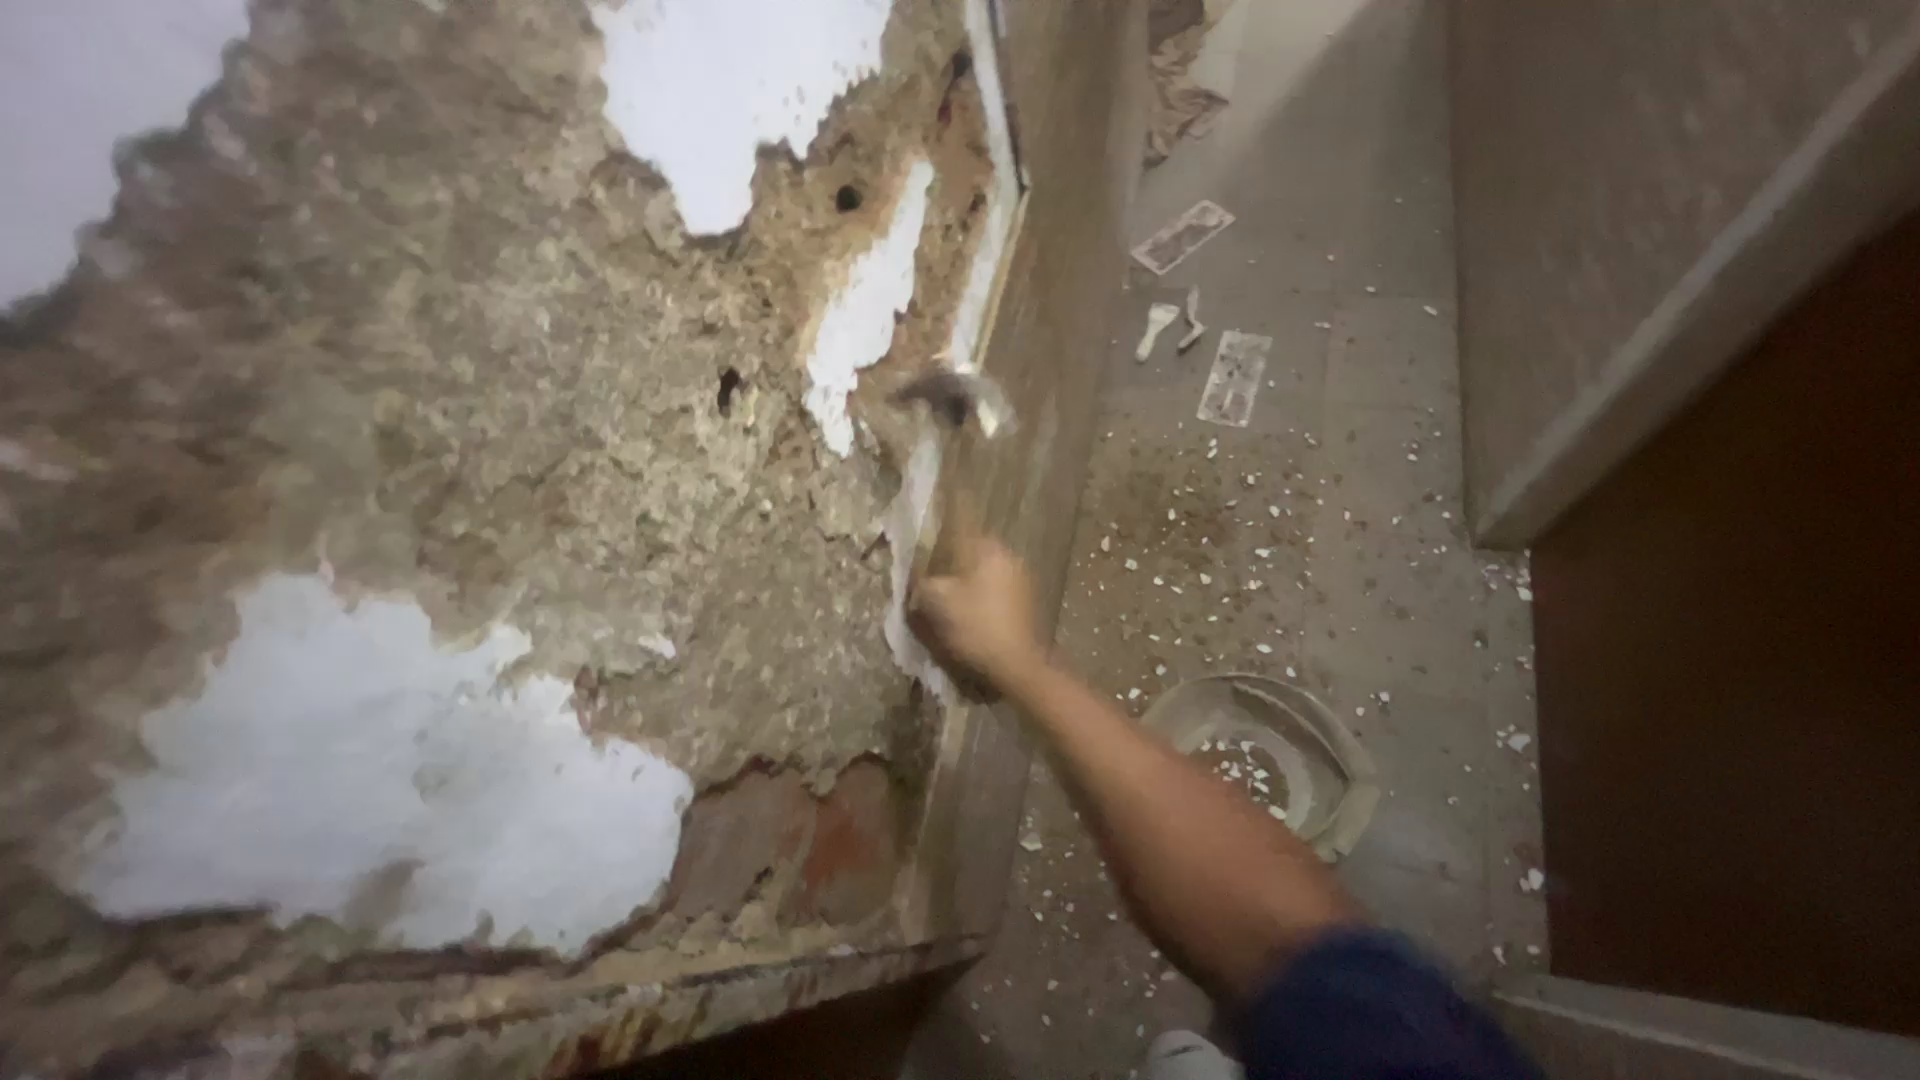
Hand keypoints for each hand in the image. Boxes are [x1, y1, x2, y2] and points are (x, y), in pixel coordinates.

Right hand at [910, 535, 1045, 688]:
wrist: (1018, 667)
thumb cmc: (975, 626)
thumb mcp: (935, 602)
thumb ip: (921, 583)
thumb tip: (918, 581)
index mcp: (989, 548)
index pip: (960, 527)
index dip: (938, 537)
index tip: (923, 550)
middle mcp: (1010, 557)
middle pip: (972, 554)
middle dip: (951, 566)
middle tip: (931, 582)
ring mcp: (1023, 581)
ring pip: (984, 576)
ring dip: (966, 586)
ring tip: (947, 605)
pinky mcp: (1028, 605)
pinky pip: (996, 595)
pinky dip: (981, 602)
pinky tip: (969, 619)